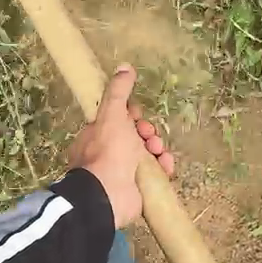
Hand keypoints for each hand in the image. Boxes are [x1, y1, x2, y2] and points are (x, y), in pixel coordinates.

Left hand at [67, 65, 175, 228]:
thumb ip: (118, 92)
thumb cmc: (107, 152)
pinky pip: (154, 174)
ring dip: (158, 149)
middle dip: (147, 133)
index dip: (131, 116)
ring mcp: (122, 173)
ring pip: (147, 155)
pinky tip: (165, 167)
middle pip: (135, 137)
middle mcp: (108, 155)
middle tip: (149, 136)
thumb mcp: (112, 115)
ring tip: (158, 152)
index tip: (137, 116)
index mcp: (96, 136)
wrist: (108, 195)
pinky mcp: (137, 189)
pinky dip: (162, 168)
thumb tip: (124, 67)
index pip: (118, 121)